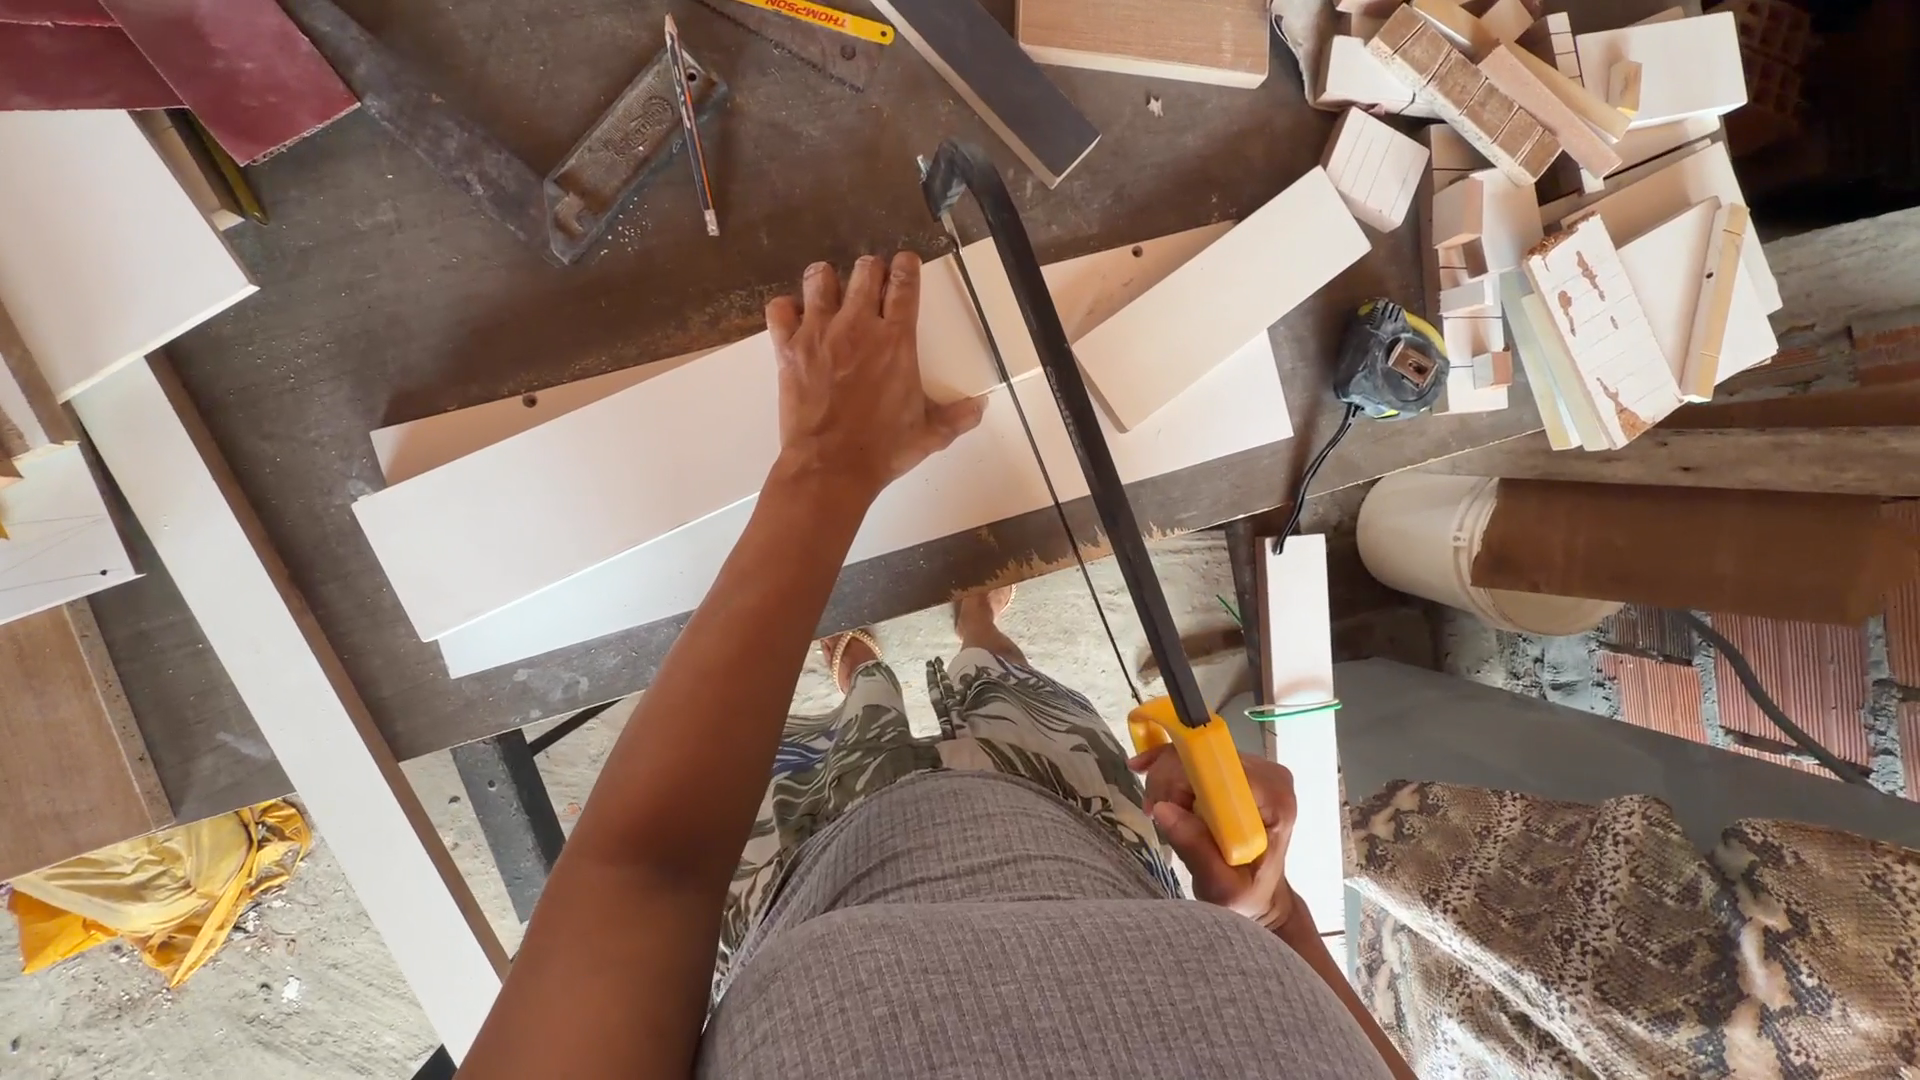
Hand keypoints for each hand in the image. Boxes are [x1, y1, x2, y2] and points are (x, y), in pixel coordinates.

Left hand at [765, 253, 984, 504]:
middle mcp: (858, 325)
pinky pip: (780, 309)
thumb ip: (957, 417)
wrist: (831, 467)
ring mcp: (819, 333)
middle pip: (865, 270)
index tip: (906, 266)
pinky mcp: (788, 348)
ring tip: (832, 295)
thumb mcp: (929, 436)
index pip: (904, 283)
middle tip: (871, 285)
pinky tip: (796, 320)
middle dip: (871, 271)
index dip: (906, 267)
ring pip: (820, 278)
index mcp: (896, 340)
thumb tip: (982, 406)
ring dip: (827, 281)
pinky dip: (787, 309)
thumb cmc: (883, 450)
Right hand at [1129, 743, 1298, 931]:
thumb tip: (1164, 809)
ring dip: (1164, 778)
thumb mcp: (1222, 889)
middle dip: (1168, 781)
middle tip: (1153, 813)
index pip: (1217, 770)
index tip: (1158, 809)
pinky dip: (1166, 761)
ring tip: (1156, 810)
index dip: (1180, 781)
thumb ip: (1197, 851)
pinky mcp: (1236, 766)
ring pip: (1192, 752)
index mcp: (1274, 801)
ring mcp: (1254, 767)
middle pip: (1202, 756)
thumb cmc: (1247, 896)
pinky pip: (1193, 751)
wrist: (1259, 894)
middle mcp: (1269, 777)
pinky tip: (1144, 769)